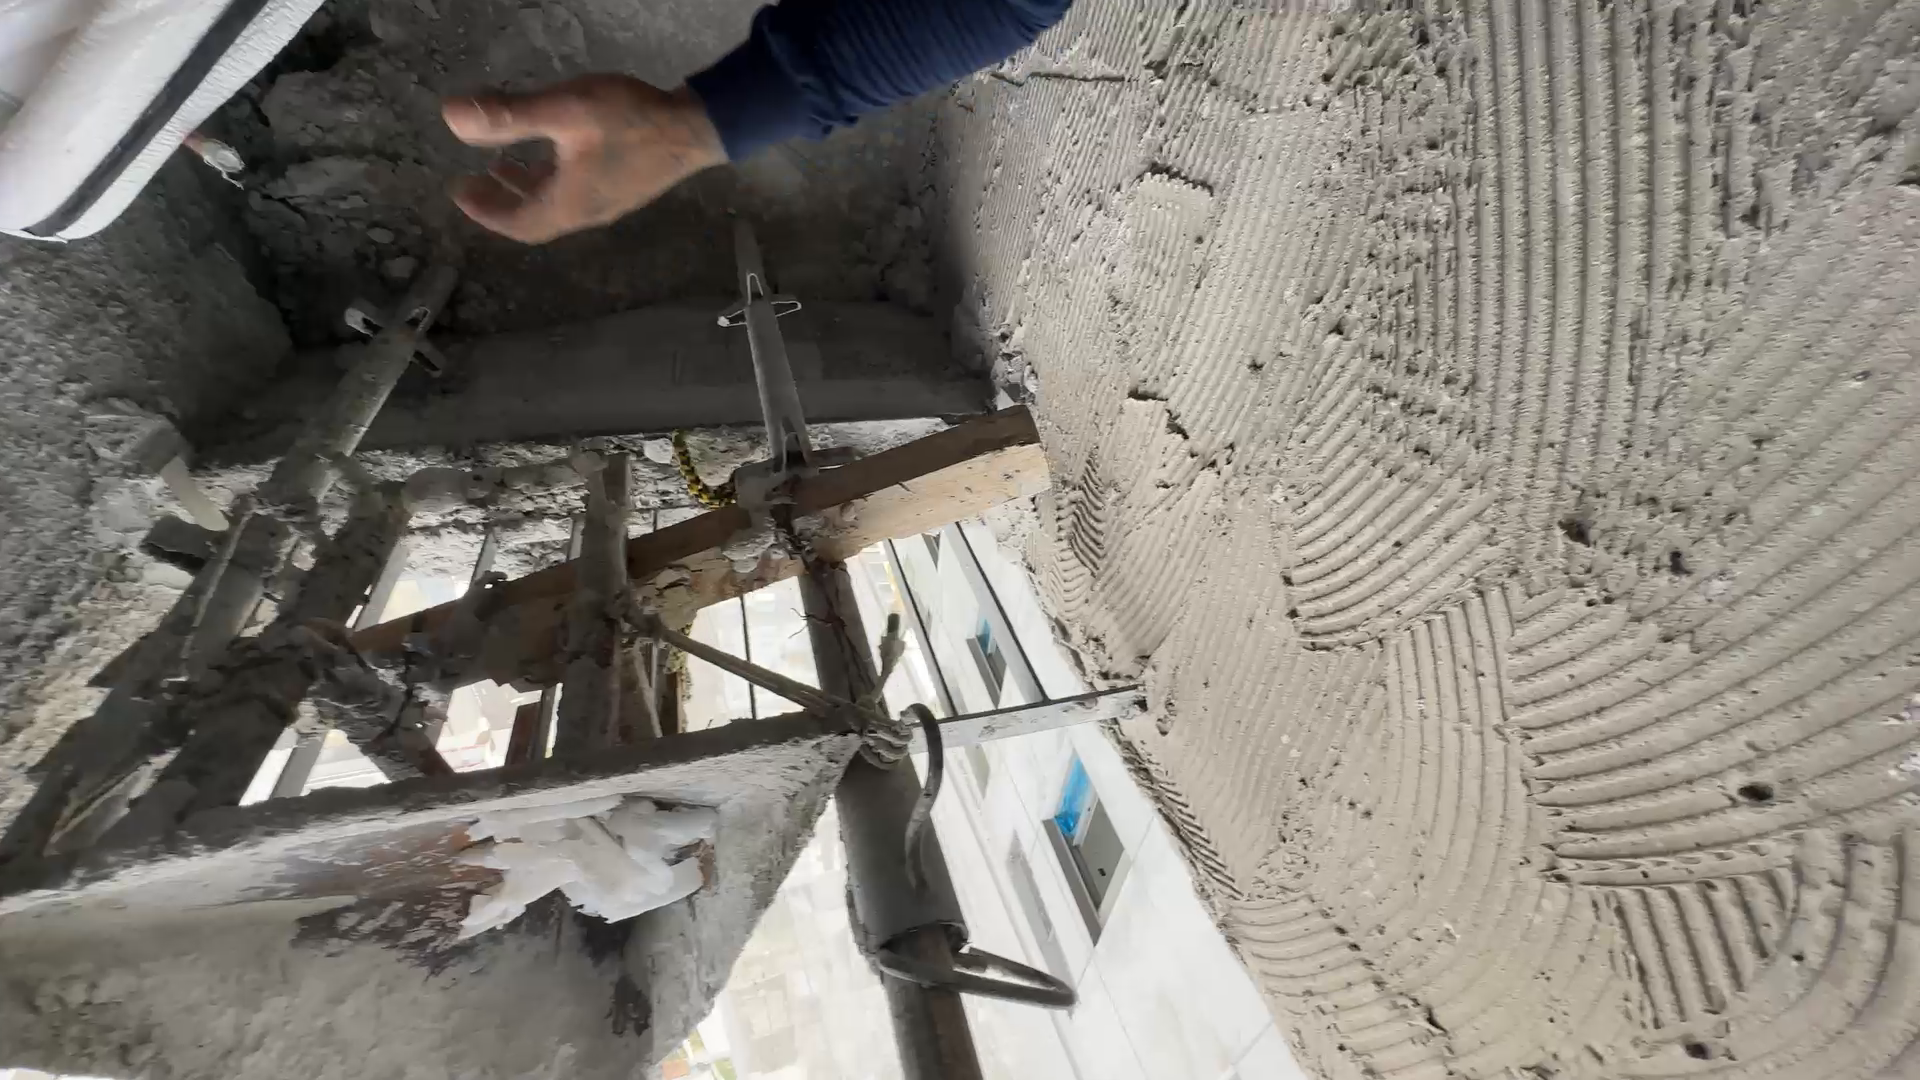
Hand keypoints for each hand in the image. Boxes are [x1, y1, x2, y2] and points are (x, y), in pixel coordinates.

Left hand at [442, 75, 725, 243]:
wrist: (691, 130)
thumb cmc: (629, 120)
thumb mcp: (564, 110)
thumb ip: (509, 115)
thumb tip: (451, 120)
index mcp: (571, 203)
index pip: (520, 224)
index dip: (487, 212)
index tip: (460, 191)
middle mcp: (589, 213)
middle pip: (537, 222)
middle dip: (502, 205)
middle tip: (472, 182)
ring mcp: (608, 204)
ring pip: (556, 210)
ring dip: (525, 193)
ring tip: (500, 166)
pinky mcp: (621, 190)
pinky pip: (575, 198)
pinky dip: (548, 185)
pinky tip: (548, 157)